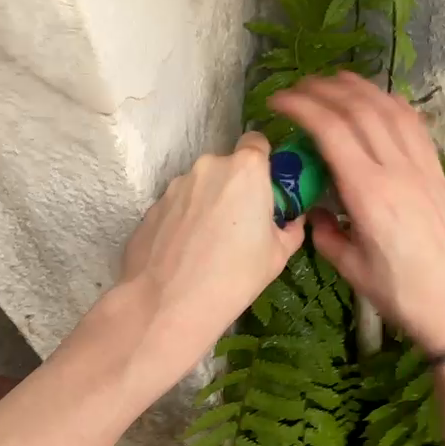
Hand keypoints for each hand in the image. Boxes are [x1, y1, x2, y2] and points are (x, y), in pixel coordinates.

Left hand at [120, 133, 304, 371]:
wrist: (166, 303)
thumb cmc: (235, 276)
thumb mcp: (279, 255)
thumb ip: (291, 227)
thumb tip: (292, 220)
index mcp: (245, 169)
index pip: (257, 142)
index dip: (264, 162)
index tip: (265, 189)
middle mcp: (208, 166)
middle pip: (227, 166)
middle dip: (235, 187)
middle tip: (240, 224)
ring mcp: (175, 185)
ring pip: (200, 186)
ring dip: (208, 203)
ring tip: (209, 243)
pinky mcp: (152, 206)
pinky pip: (178, 205)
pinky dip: (185, 220)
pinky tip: (186, 251)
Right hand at [269, 73, 444, 352]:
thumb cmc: (403, 294)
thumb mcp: (351, 268)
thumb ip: (326, 235)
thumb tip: (315, 213)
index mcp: (369, 193)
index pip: (332, 131)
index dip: (302, 107)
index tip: (278, 101)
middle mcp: (398, 170)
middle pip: (359, 110)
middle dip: (325, 90)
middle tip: (298, 88)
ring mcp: (423, 168)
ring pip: (390, 110)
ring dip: (359, 89)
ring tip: (334, 80)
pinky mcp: (438, 173)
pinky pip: (415, 126)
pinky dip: (393, 104)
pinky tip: (380, 100)